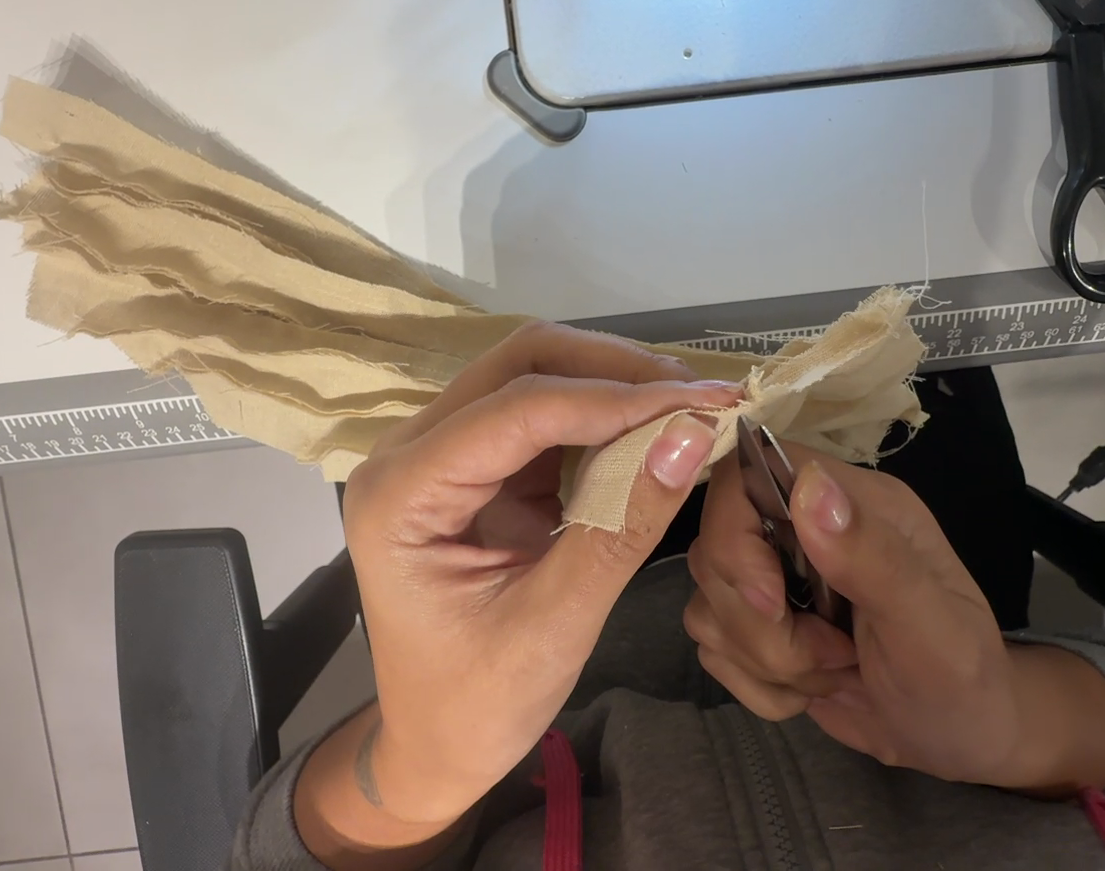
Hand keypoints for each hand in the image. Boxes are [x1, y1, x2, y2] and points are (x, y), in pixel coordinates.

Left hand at [294, 322, 736, 866]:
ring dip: (613, 379)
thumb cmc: (478, 702)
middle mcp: (412, 451)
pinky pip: (545, 411)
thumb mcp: (556, 625)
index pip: (516, 410)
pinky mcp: (480, 462)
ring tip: (687, 403)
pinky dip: (603, 410)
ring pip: (534, 372)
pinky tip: (652, 424)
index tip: (700, 404)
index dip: (613, 399)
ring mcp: (444, 450)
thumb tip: (692, 435)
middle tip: (698, 394)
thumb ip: (621, 527)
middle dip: (614, 369)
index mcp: (404, 494)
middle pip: (519, 364)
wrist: (436, 741)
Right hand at [682, 447, 1104, 795]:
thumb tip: (810, 486)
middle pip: (714, 546)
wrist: (957, 740)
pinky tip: (809, 690)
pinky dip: (756, 684)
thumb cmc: (962, 679)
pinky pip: (712, 645)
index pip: (747, 474)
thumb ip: (873, 557)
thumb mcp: (933, 627)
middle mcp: (801, 525)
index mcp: (850, 500)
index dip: (735, 535)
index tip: (771, 602)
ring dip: (764, 659)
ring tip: (830, 672)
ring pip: (707, 601)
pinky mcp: (754, 621)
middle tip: (830, 655)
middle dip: (760, 625)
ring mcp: (773, 572)